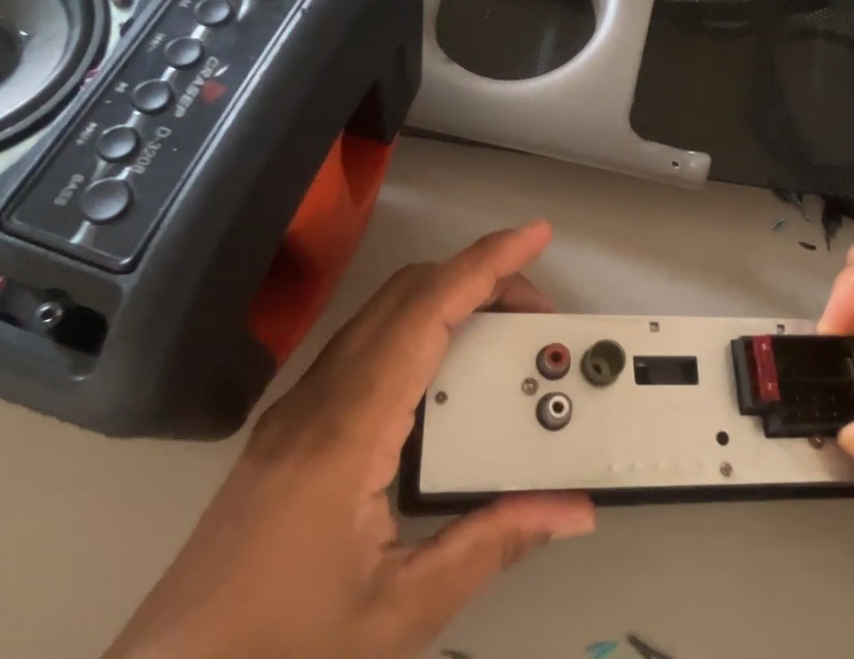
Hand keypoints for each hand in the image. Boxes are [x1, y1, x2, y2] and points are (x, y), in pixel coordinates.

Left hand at [105, 222, 594, 658]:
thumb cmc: (282, 644)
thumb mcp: (403, 607)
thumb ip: (492, 544)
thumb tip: (570, 508)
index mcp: (347, 431)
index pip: (425, 314)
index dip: (485, 264)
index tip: (533, 236)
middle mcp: (318, 401)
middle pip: (404, 297)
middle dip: (478, 280)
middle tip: (539, 315)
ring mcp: (298, 410)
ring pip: (381, 317)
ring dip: (447, 304)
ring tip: (506, 341)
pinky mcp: (291, 428)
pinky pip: (365, 351)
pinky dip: (418, 334)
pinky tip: (448, 379)